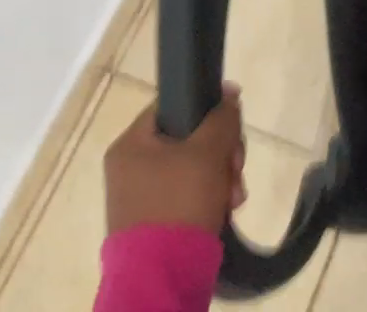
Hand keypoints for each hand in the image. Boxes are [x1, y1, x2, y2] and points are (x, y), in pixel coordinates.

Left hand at [104, 83, 246, 235]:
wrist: (163, 274)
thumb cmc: (180, 200)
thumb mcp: (208, 150)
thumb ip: (222, 117)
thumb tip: (229, 93)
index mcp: (130, 144)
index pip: (173, 105)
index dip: (207, 105)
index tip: (234, 118)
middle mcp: (130, 167)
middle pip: (189, 138)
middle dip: (222, 150)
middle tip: (236, 163)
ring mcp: (141, 195)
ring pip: (194, 166)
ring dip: (222, 174)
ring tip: (235, 194)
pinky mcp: (155, 219)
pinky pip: (189, 193)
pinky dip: (211, 195)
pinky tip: (227, 206)